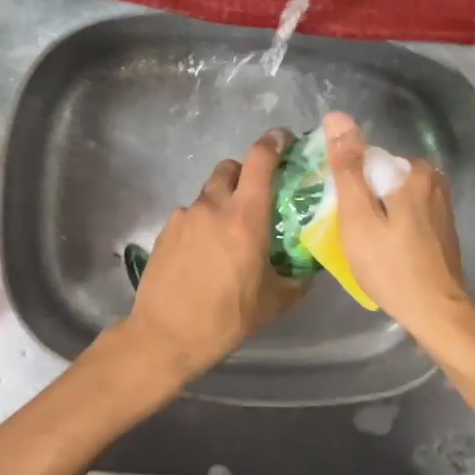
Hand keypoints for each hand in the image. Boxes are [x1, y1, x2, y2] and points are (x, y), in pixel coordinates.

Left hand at [122, 129, 307, 377]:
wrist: (165, 335)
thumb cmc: (226, 318)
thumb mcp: (274, 303)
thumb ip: (296, 279)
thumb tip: (309, 269)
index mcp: (245, 217)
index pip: (260, 159)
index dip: (274, 142)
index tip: (284, 140)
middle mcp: (213, 206)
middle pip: (230, 168)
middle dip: (246, 173)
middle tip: (257, 197)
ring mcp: (184, 216)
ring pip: (208, 193)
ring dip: (222, 201)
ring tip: (229, 234)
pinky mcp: (165, 231)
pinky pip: (190, 215)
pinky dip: (202, 223)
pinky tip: (204, 254)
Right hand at [322, 111, 471, 333]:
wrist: (435, 311)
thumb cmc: (391, 266)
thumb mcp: (358, 217)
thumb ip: (347, 168)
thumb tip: (336, 117)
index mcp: (414, 171)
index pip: (366, 160)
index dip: (346, 185)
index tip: (337, 214)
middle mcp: (433, 179)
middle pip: (380, 178)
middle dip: (361, 199)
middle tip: (348, 235)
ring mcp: (441, 204)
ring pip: (393, 197)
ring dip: (375, 215)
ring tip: (364, 246)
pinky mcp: (442, 226)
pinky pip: (406, 214)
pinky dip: (391, 227)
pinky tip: (384, 252)